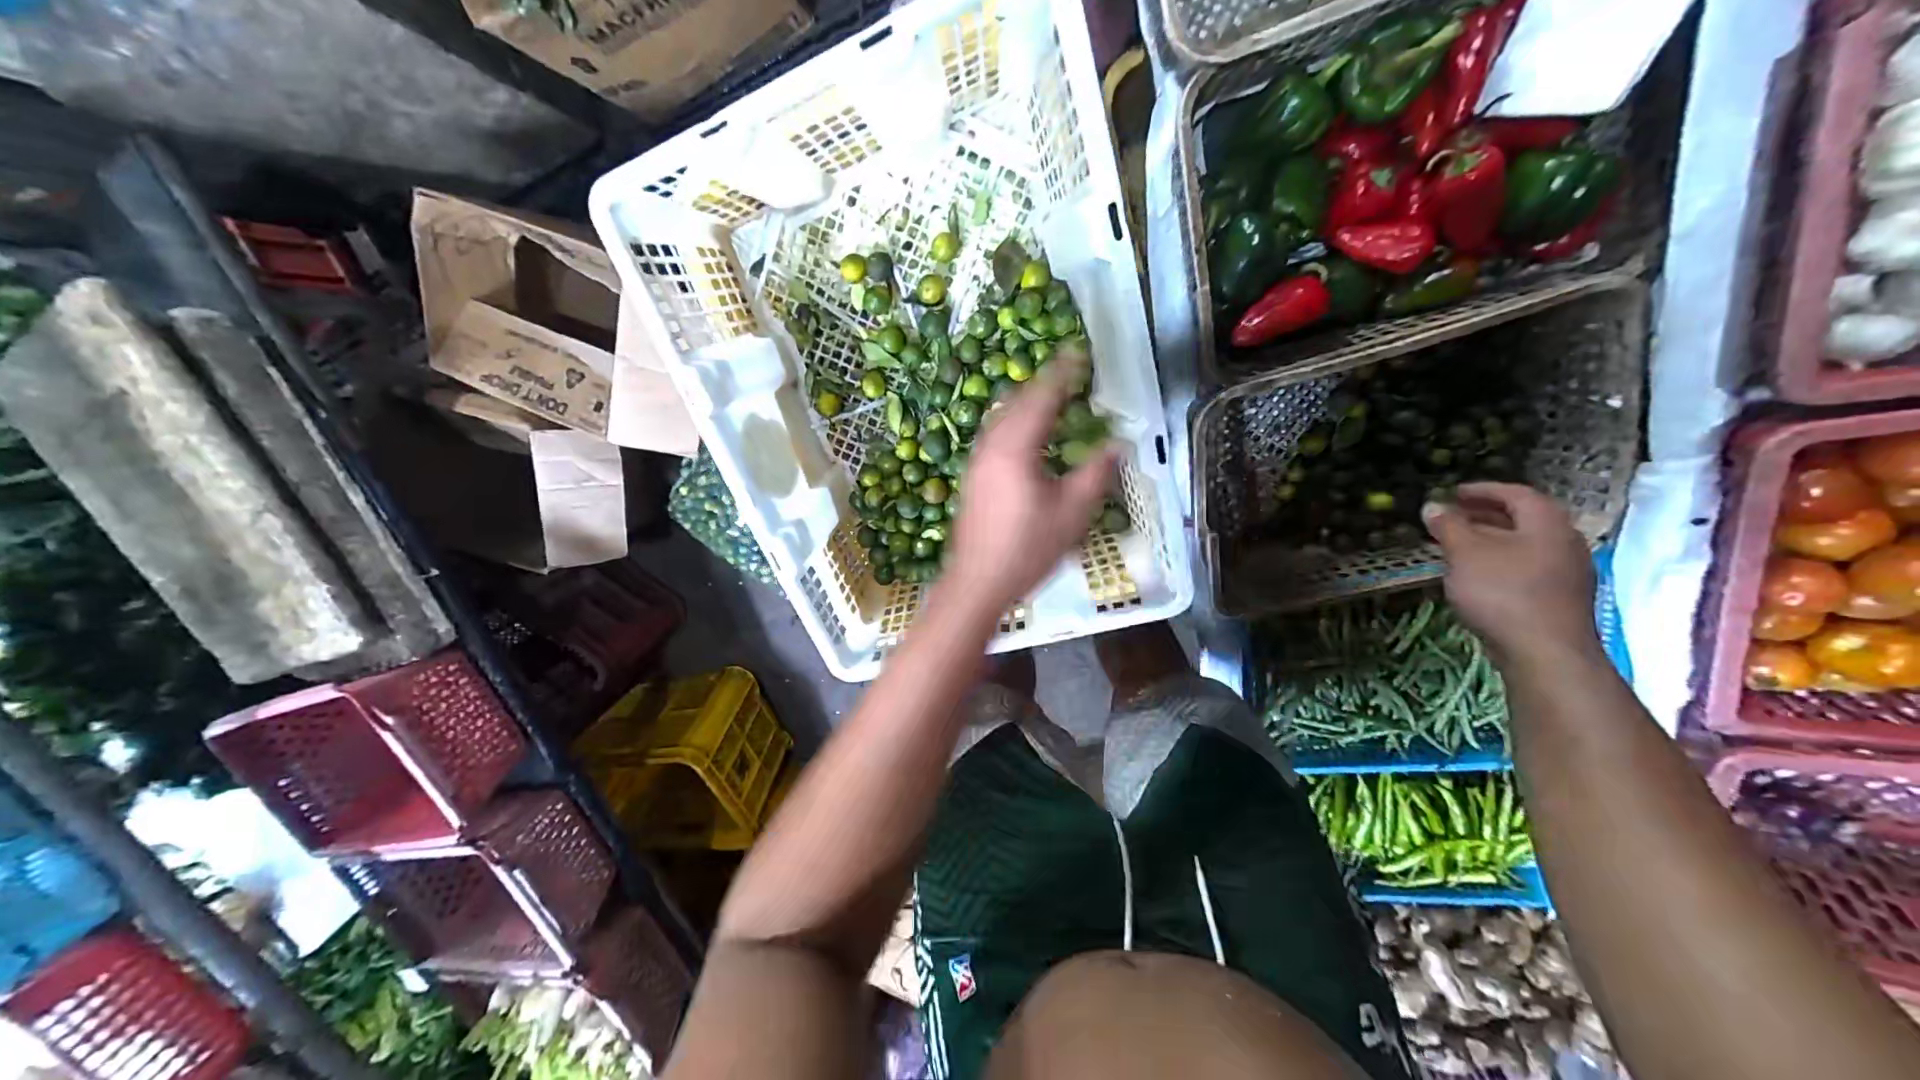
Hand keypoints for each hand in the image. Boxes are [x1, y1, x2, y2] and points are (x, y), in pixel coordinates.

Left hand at [942, 358, 1117, 615]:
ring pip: (1000, 417)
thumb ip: (1096, 473)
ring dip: (1025, 402)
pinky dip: (1013, 423)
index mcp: (1015, 448)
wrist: (977, 582)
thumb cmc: (1027, 549)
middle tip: (1066, 373)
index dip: (1061, 373)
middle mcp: (990, 446)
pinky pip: (993, 435)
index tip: (1078, 354)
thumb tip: (1118, 444)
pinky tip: (1025, 437)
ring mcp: (976, 462)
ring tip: (1049, 398)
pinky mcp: (972, 478)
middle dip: (1042, 383)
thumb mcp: (1072, 513)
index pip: (1042, 397)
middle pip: (1016, 401)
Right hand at [1422, 482, 1597, 662]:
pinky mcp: (1559, 599)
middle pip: (1523, 520)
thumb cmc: (1504, 592)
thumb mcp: (1466, 553)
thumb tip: (1432, 506)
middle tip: (1452, 517)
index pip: (1516, 493)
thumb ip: (1448, 526)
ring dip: (1491, 541)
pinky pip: (1526, 568)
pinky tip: (1477, 577)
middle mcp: (1564, 542)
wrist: (1546, 652)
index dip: (1483, 490)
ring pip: (1524, 546)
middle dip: (1485, 516)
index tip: (1454, 492)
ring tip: (1458, 547)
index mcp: (1547, 523)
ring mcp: (1566, 573)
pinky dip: (1500, 563)